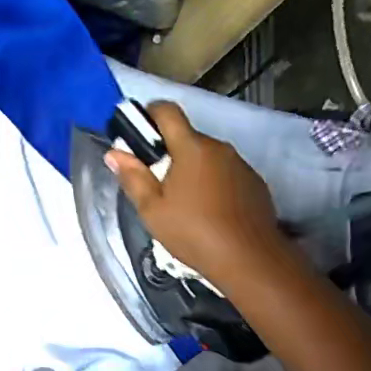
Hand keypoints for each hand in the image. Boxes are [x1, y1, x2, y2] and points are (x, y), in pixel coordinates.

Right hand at [106, 101, 295, 289]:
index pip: (168, 111)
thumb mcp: (153, 210)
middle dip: (170, 153)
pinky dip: (215, 185)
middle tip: (157, 184)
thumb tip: (115, 153)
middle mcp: (219, 147)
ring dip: (193, 170)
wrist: (248, 258)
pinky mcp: (255, 183)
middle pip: (188, 138)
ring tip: (185, 204)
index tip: (137, 134)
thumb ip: (133, 178)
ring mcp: (240, 164)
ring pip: (208, 157)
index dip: (149, 115)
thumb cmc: (193, 232)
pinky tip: (210, 213)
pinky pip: (227, 174)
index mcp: (191, 148)